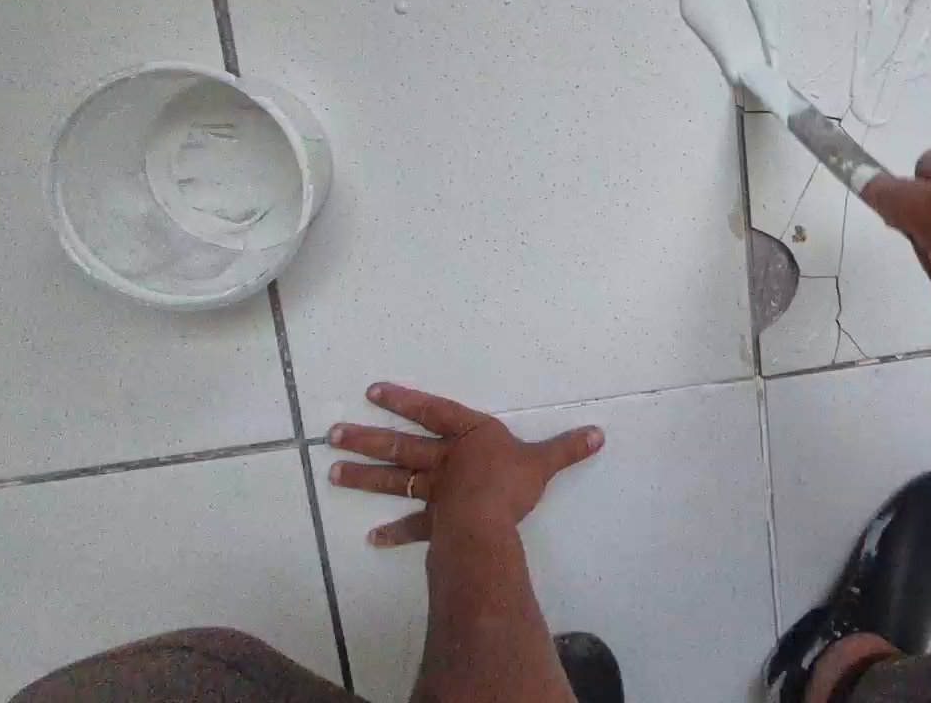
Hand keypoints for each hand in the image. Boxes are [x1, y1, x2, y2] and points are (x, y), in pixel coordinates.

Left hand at [327, 383, 604, 547]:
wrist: (487, 524)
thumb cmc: (510, 484)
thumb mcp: (542, 462)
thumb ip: (566, 448)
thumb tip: (599, 434)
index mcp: (468, 436)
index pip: (432, 411)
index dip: (405, 400)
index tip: (373, 392)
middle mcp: (444, 460)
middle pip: (400, 445)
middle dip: (366, 438)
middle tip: (333, 433)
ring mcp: (434, 492)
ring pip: (392, 480)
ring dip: (362, 476)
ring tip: (332, 472)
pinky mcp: (433, 523)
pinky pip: (410, 526)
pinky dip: (392, 532)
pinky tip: (371, 538)